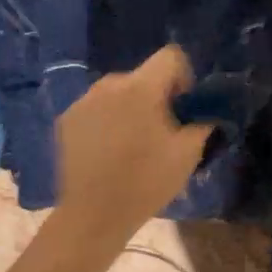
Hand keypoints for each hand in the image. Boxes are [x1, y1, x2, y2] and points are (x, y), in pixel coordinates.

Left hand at [53, 45, 212, 244]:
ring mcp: (83, 101)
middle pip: (143, 76)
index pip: (170, 56)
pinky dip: (107, 121)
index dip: (183, 77)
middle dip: (156, 97)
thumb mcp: (188, 153)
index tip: (182, 108)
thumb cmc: (146, 183)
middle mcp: (108, 84)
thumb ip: (202, 121)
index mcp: (140, 87)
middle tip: (160, 133)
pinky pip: (96, 108)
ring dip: (130, 108)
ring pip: (118, 92)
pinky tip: (108, 152)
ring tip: (132, 145)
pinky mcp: (66, 119)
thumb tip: (205, 109)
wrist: (93, 215)